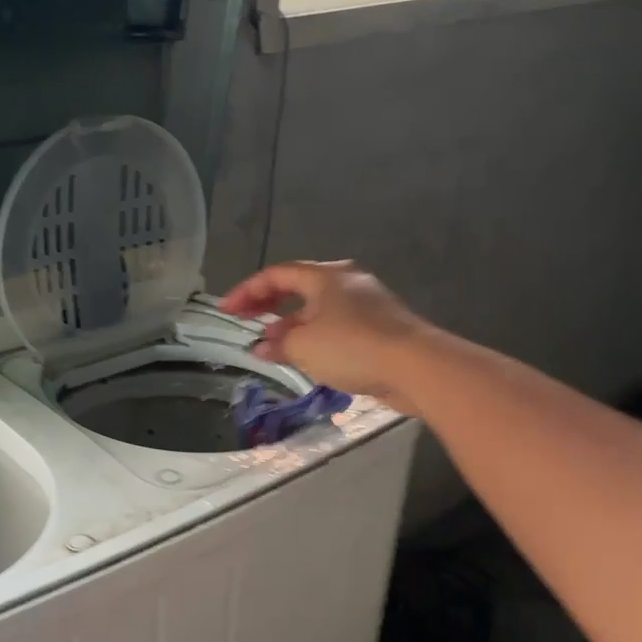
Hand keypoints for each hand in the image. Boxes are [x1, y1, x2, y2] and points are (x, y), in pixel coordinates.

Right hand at [218, 260, 431, 411]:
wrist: (415, 366)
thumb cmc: (351, 346)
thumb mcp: (302, 347)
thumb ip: (277, 344)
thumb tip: (261, 347)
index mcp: (324, 276)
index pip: (276, 275)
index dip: (246, 291)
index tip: (226, 310)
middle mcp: (346, 282)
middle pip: (298, 287)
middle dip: (268, 304)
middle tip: (245, 320)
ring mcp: (365, 303)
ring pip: (317, 308)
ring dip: (290, 323)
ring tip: (271, 345)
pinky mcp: (378, 326)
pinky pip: (335, 324)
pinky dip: (313, 335)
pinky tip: (303, 355)